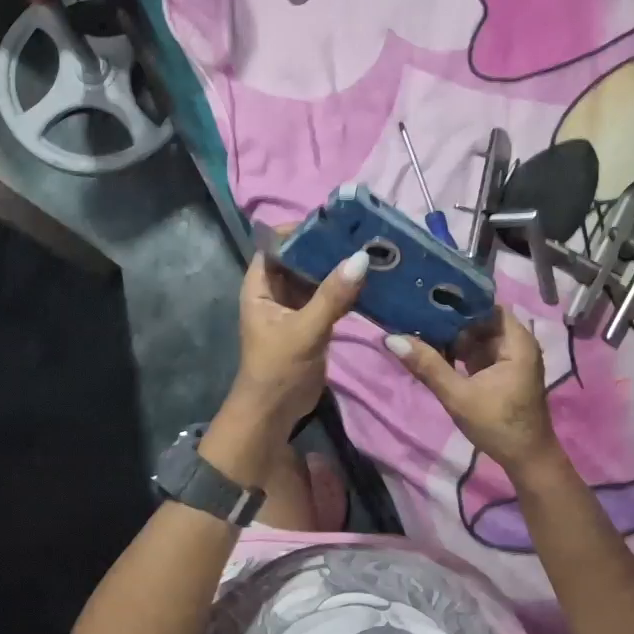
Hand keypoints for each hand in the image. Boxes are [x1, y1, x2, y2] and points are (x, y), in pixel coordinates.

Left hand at [224, 244, 368, 432]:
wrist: (275, 413)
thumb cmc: (278, 368)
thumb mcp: (305, 330)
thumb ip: (332, 296)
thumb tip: (361, 257)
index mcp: (260, 285)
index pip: (277, 244)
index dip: (301, 229)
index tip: (335, 220)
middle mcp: (276, 290)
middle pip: (301, 258)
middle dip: (327, 246)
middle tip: (363, 232)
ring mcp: (295, 306)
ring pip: (317, 277)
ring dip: (339, 267)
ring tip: (373, 250)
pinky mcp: (312, 322)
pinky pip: (329, 296)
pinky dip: (346, 289)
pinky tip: (372, 279)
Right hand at [384, 308, 559, 474]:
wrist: (526, 460)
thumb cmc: (499, 425)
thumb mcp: (459, 396)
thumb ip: (428, 366)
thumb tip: (392, 339)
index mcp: (516, 342)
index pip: (486, 305)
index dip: (459, 298)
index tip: (428, 293)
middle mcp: (515, 343)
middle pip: (479, 319)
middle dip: (449, 317)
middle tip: (414, 308)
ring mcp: (508, 358)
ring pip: (475, 335)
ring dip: (450, 334)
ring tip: (416, 324)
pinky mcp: (499, 371)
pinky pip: (475, 351)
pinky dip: (456, 350)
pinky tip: (430, 348)